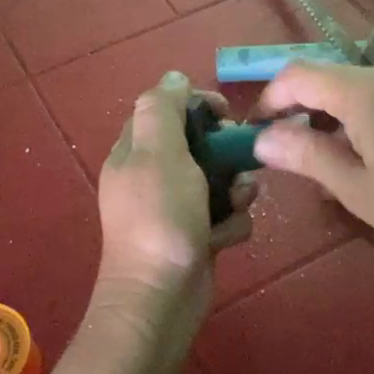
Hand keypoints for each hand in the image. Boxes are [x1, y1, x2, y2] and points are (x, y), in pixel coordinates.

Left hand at [94, 72, 255, 350]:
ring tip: (237, 203)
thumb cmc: (161, 218)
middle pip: (199, 144)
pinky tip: (225, 237)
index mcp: (134, 152)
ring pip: (219, 180)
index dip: (198, 104)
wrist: (161, 296)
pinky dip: (230, 223)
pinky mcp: (195, 236)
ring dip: (235, 190)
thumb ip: (164, 109)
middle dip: (225, 152)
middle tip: (239, 160)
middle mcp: (152, 177)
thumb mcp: (159, 153)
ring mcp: (174, 209)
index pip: (166, 110)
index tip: (226, 113)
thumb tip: (174, 77)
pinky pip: (224, 215)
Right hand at [252, 61, 373, 280]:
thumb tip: (261, 139)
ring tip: (322, 164)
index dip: (269, 99)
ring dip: (328, 117)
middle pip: (327, 78)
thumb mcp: (356, 188)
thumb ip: (306, 155)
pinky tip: (363, 158)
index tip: (254, 134)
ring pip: (354, 89)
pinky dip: (358, 119)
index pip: (298, 74)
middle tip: (285, 156)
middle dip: (298, 111)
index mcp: (366, 91)